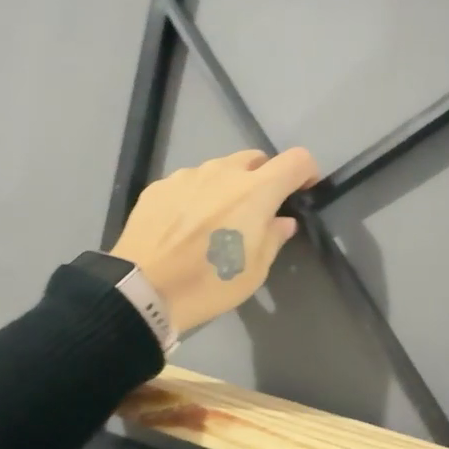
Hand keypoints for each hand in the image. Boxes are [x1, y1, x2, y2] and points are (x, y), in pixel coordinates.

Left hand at [109, 148, 320, 333]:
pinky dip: (196, 197)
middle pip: (255, 159)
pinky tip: (185, 227)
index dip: (305, 172)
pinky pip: (188, 183)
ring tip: (215, 222)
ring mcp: (187, 176)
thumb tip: (281, 220)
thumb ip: (273, 237)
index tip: (303, 190)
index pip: (296, 160)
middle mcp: (223, 172)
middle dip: (263, 178)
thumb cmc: (209, 283)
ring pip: (219, 170)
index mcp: (256, 191)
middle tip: (256, 211)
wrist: (143, 288)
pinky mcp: (159, 186)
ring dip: (226, 187)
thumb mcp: (255, 271)